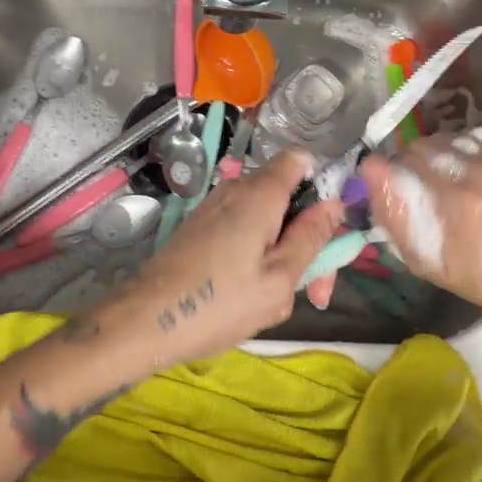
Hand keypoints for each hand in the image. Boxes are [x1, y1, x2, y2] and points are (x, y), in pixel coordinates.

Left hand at [101, 149, 342, 366]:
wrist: (146, 320)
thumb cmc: (220, 302)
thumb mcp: (280, 278)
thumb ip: (311, 237)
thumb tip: (335, 203)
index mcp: (260, 194)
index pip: (300, 161)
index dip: (323, 188)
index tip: (330, 230)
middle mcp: (237, 190)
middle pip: (287, 197)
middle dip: (308, 237)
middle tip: (315, 291)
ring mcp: (216, 208)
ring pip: (266, 219)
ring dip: (282, 252)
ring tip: (278, 301)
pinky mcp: (201, 228)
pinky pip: (243, 230)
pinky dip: (256, 255)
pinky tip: (250, 294)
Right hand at [361, 129, 481, 320]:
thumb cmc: (471, 275)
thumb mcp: (421, 258)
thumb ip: (391, 212)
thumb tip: (370, 168)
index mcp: (457, 203)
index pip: (404, 161)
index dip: (393, 171)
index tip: (396, 184)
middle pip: (425, 144)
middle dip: (415, 161)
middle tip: (421, 183)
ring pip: (451, 137)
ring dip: (442, 154)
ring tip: (449, 179)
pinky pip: (478, 138)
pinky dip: (469, 151)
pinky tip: (473, 173)